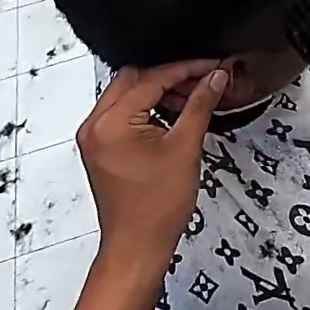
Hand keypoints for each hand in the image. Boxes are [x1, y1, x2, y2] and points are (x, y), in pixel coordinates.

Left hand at [76, 60, 226, 286]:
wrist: (139, 243)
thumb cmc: (156, 208)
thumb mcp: (186, 147)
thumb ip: (200, 104)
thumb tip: (214, 78)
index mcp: (111, 123)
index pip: (152, 79)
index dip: (187, 69)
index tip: (212, 66)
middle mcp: (95, 126)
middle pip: (135, 79)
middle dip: (172, 75)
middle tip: (205, 76)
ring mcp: (95, 136)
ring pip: (128, 93)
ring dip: (160, 90)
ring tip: (195, 95)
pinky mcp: (102, 146)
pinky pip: (124, 112)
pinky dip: (149, 107)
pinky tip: (175, 113)